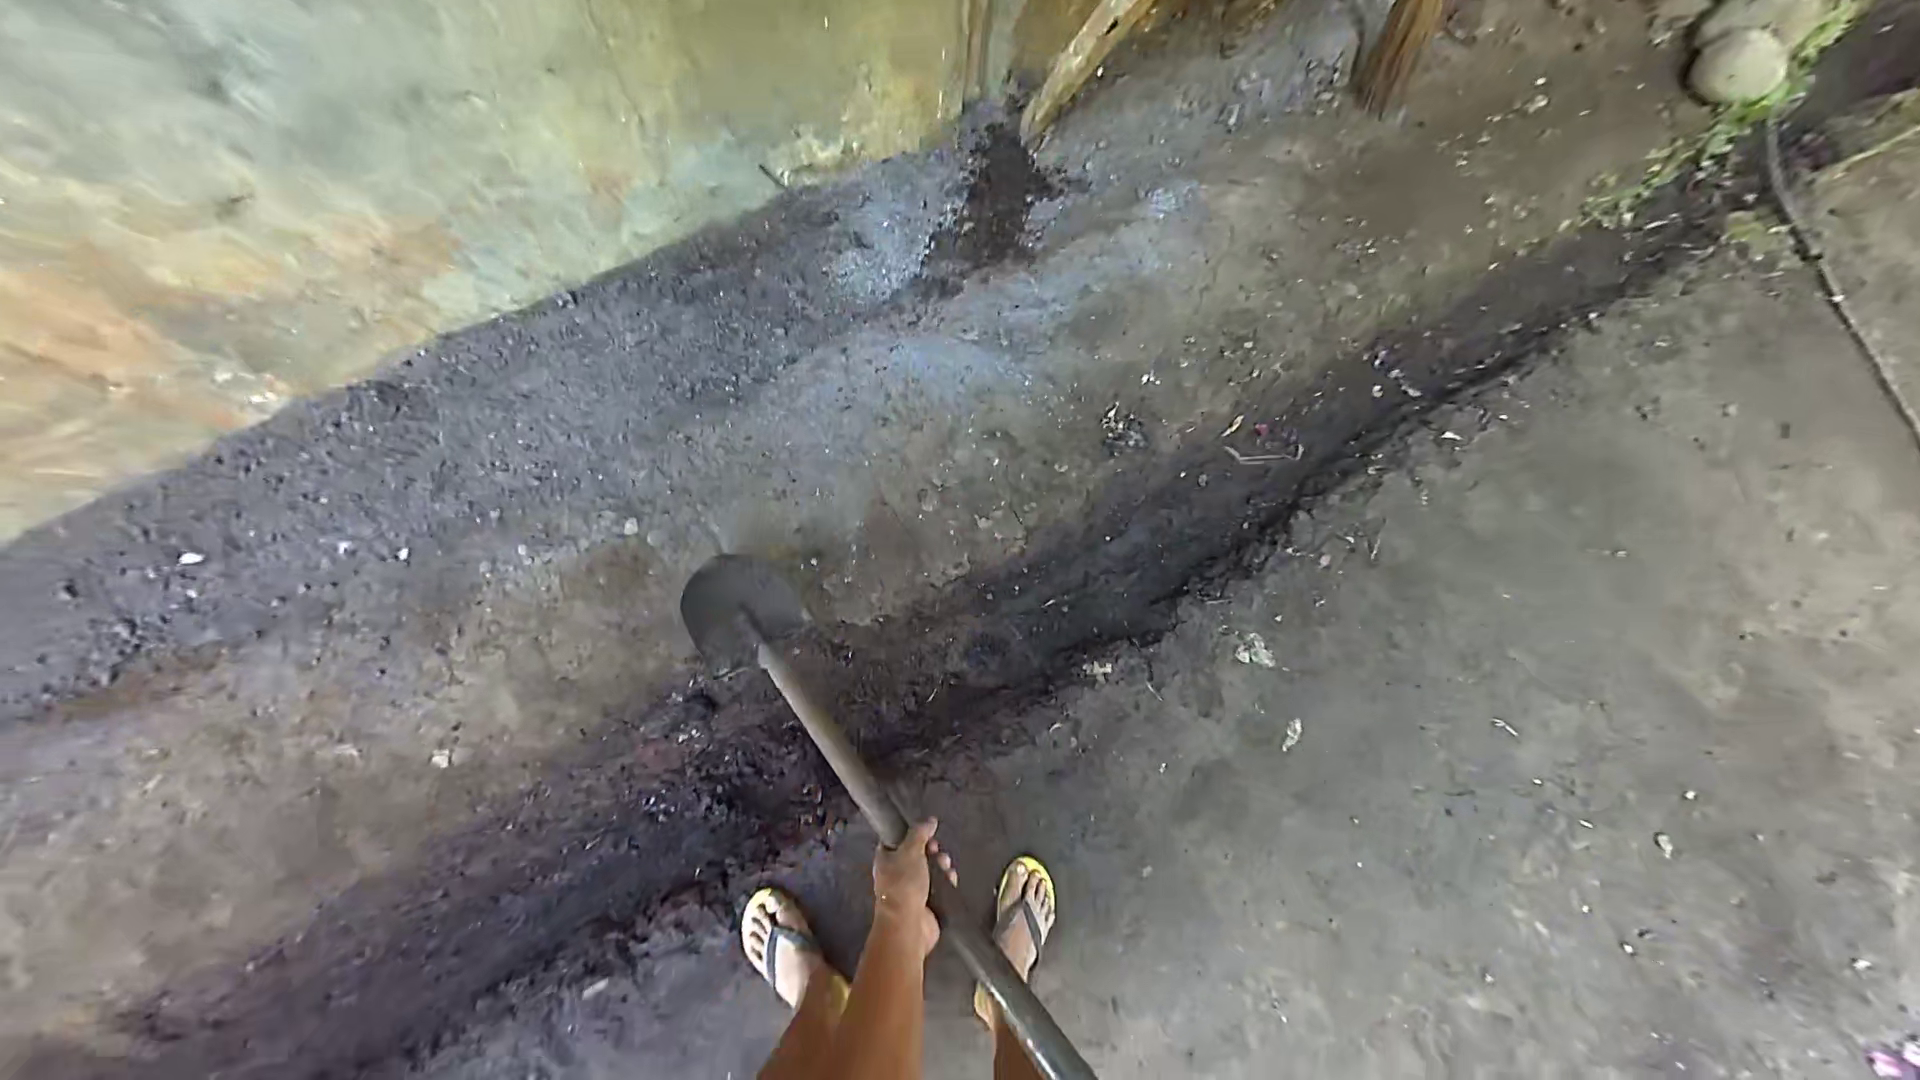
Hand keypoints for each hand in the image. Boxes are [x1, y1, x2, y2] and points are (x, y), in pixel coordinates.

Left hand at [872, 818, 956, 956]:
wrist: (908, 924)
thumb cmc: (904, 882)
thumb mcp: (910, 850)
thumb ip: (920, 832)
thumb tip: (930, 820)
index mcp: (885, 859)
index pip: (897, 839)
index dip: (912, 834)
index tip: (925, 832)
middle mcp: (896, 873)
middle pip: (918, 853)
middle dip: (932, 850)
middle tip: (937, 850)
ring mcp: (911, 889)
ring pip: (930, 868)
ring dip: (941, 864)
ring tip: (945, 866)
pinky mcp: (926, 902)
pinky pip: (939, 885)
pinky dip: (946, 880)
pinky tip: (951, 878)